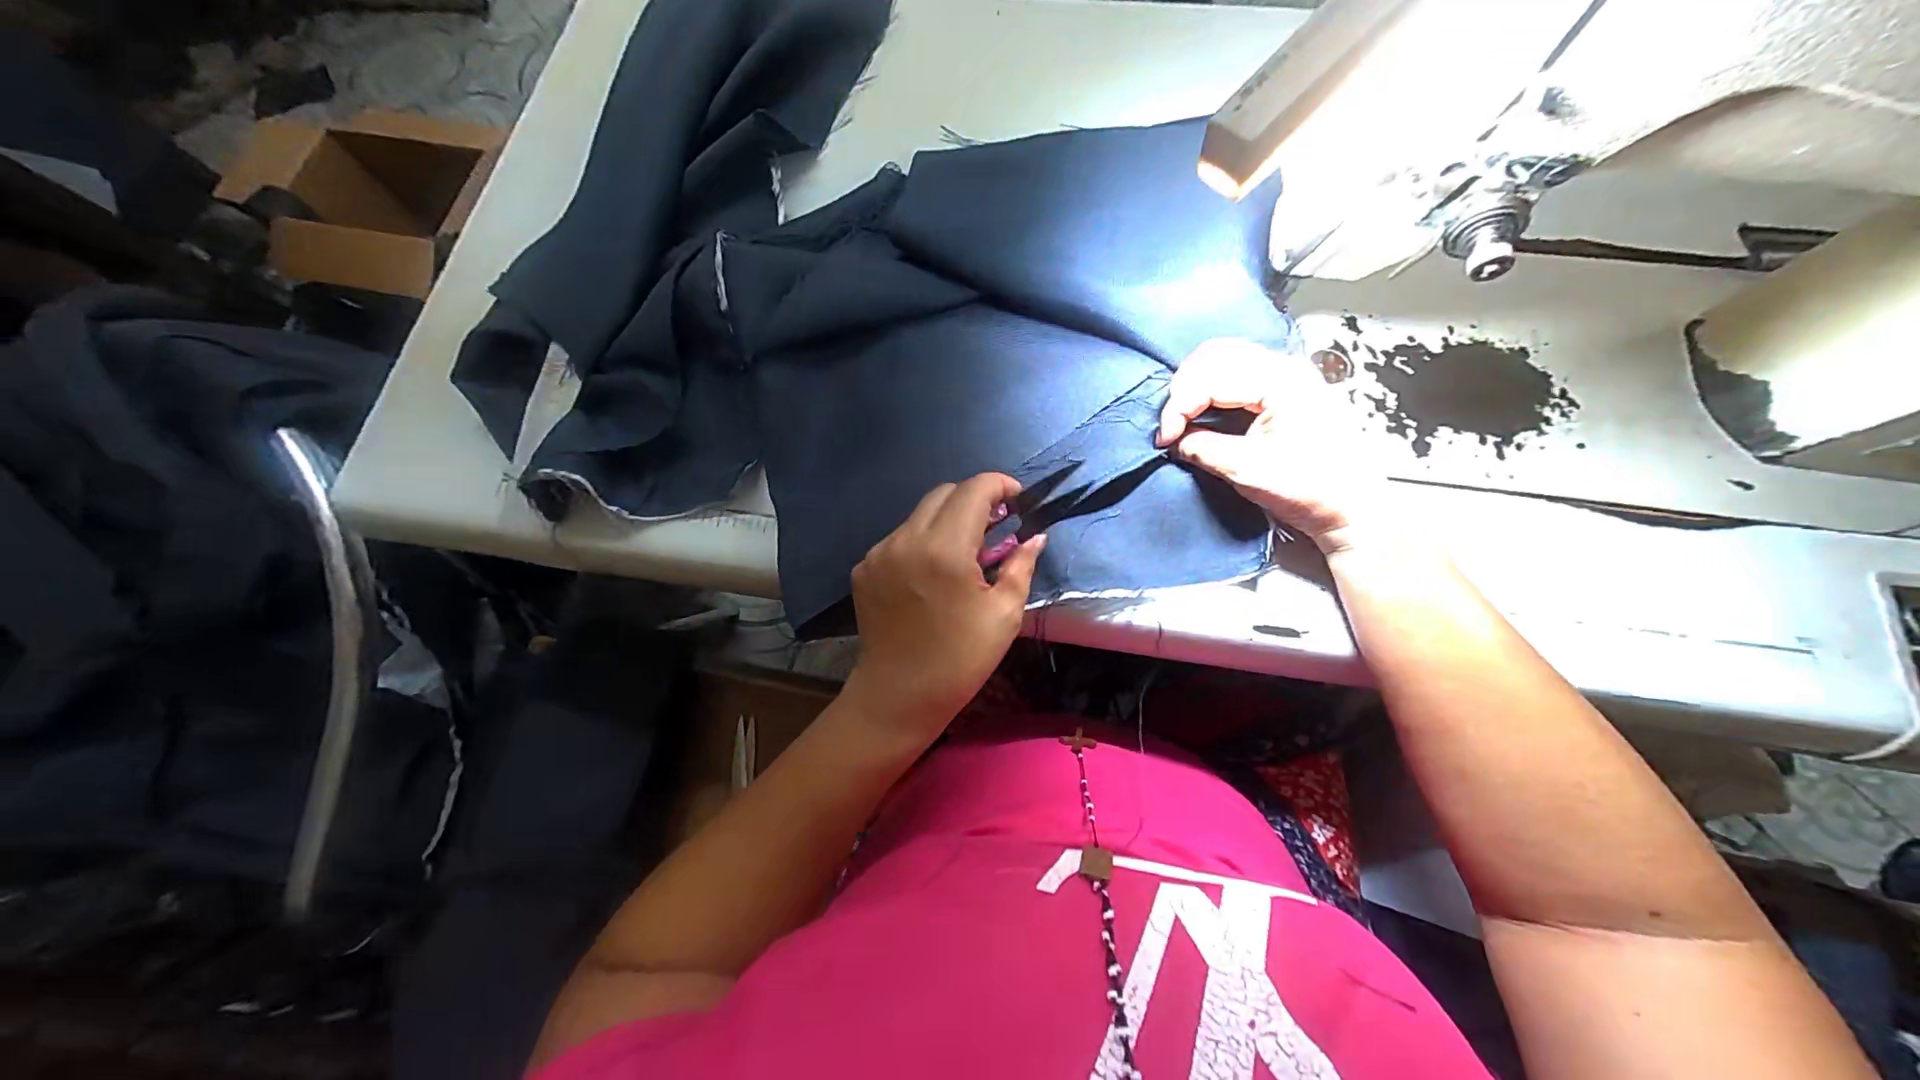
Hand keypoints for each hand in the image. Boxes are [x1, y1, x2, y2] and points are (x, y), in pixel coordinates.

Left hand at [844, 473, 1045, 741]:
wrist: (898, 696)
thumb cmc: (960, 660)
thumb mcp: (1004, 615)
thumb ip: (1020, 566)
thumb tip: (1035, 537)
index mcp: (944, 549)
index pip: (974, 490)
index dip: (1000, 485)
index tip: (1017, 501)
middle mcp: (905, 540)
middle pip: (944, 494)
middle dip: (974, 499)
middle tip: (997, 526)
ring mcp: (879, 553)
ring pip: (919, 515)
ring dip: (947, 521)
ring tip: (966, 553)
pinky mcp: (864, 568)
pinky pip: (899, 538)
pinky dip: (922, 542)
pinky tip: (933, 574)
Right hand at [1156, 337, 1390, 553]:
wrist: (1352, 509)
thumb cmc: (1312, 490)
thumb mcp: (1247, 470)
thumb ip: (1202, 448)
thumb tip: (1175, 440)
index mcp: (1282, 380)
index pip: (1210, 376)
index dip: (1178, 406)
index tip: (1165, 439)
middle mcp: (1285, 367)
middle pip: (1214, 355)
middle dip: (1183, 390)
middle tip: (1171, 427)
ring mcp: (1286, 376)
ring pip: (1223, 360)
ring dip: (1195, 387)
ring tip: (1183, 421)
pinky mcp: (1283, 390)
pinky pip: (1235, 374)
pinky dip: (1211, 390)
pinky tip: (1202, 414)